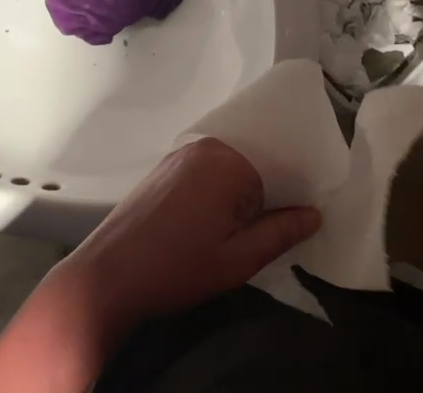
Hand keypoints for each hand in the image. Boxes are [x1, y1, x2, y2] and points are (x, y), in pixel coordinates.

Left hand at [53, 137, 321, 332]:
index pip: (279, 165)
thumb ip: (280, 232)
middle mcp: (206, 146)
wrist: (107, 275)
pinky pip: (206, 169)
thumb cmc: (176, 267)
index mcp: (229, 161)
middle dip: (265, 190)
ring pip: (229, 165)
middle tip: (268, 227)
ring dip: (239, 192)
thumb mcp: (237, 260)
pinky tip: (213, 220)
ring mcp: (181, 154)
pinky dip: (218, 189)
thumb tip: (314, 213)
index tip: (295, 217)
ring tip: (241, 227)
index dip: (289, 193)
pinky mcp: (165, 167)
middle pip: (254, 159)